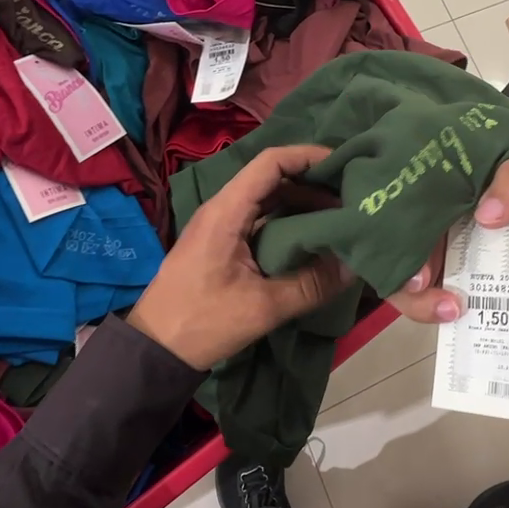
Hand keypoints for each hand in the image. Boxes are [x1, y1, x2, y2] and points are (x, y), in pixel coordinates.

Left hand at [127, 145, 357, 369]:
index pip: (271, 162)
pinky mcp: (224, 242)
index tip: (343, 164)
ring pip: (269, 197)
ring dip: (304, 201)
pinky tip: (314, 235)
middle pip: (273, 176)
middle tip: (351, 191)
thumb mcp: (262, 308)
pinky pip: (262, 217)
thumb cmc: (201, 323)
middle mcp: (224, 208)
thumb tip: (355, 266)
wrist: (154, 351)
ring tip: (341, 213)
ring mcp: (222, 224)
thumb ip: (311, 285)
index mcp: (227, 211)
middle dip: (314, 180)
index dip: (308, 156)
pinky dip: (290, 219)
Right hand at [385, 154, 508, 324]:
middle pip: (399, 225)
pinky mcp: (441, 277)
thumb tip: (485, 213)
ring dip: (412, 290)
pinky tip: (452, 313)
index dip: (408, 204)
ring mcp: (437, 243)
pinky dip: (424, 306)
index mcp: (460, 174)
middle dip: (404, 256)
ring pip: (401, 263)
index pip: (419, 180)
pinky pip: (416, 292)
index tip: (421, 229)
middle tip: (423, 282)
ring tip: (450, 307)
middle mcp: (439, 205)